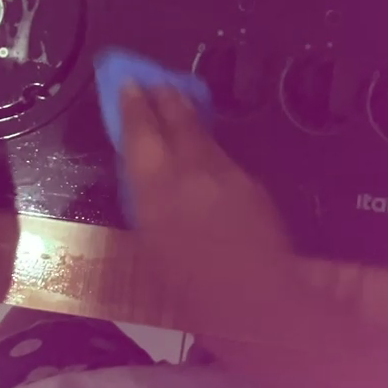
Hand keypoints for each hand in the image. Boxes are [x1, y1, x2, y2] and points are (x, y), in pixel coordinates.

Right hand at [119, 86, 308, 329]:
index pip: (141, 131)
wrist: (259, 306)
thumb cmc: (190, 293)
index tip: (128, 83)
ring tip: (177, 104)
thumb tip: (145, 178)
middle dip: (164, 97)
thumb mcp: (150, 247)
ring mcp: (227, 173)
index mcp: (157, 187)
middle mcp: (192, 169)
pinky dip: (209, 151)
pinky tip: (205, 159)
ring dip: (187, 118)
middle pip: (176, 119)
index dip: (133, 104)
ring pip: (203, 136)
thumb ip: (147, 204)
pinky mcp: (252, 183)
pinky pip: (223, 159)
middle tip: (154, 81)